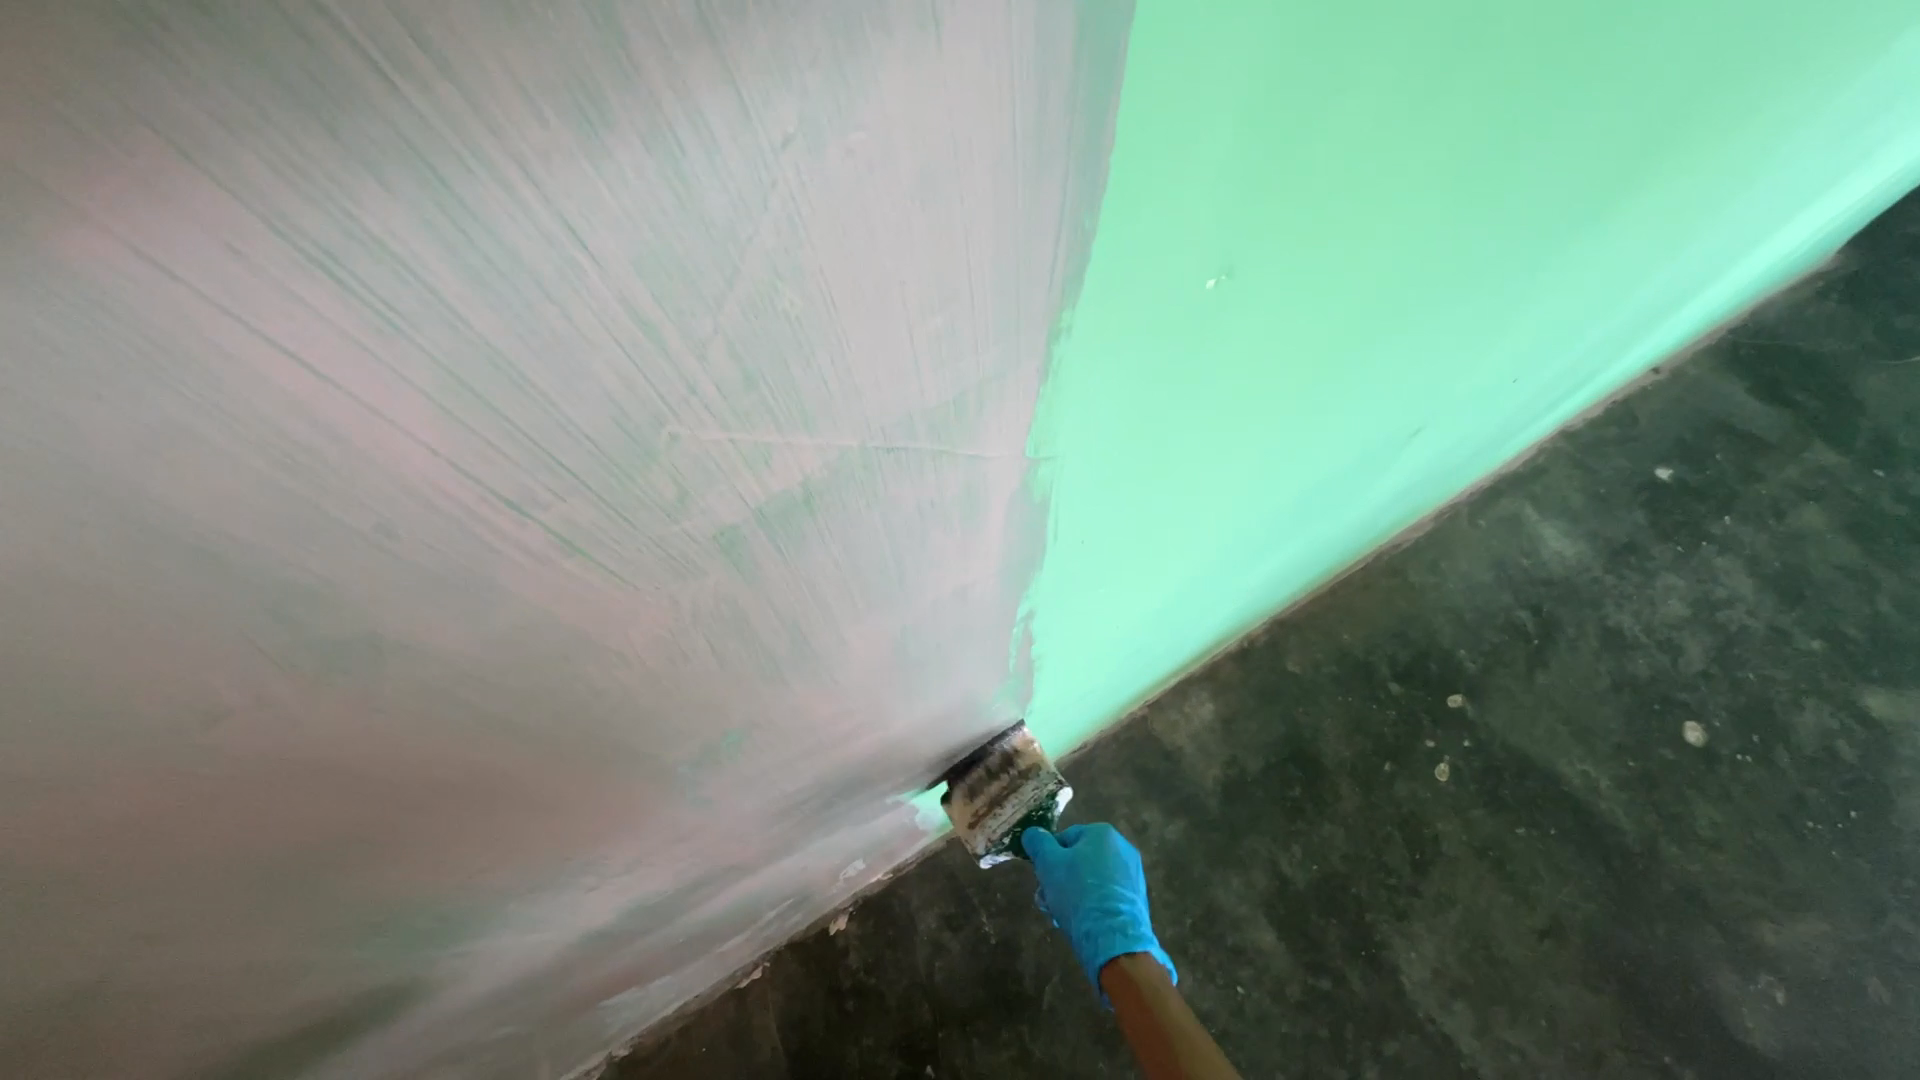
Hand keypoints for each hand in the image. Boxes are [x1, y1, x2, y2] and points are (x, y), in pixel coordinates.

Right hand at [1022, 824, 1176, 993]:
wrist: (1114, 940)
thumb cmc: (1078, 893)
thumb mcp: (1048, 863)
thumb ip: (1037, 842)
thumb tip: (1033, 832)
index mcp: (1102, 833)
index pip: (1065, 838)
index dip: (1048, 858)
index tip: (1042, 879)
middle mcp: (1122, 848)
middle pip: (1078, 861)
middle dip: (1058, 880)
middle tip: (1047, 900)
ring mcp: (1132, 876)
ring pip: (1090, 881)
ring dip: (1071, 895)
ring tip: (1060, 916)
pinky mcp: (1136, 901)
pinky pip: (1106, 897)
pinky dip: (1091, 906)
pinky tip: (1080, 923)